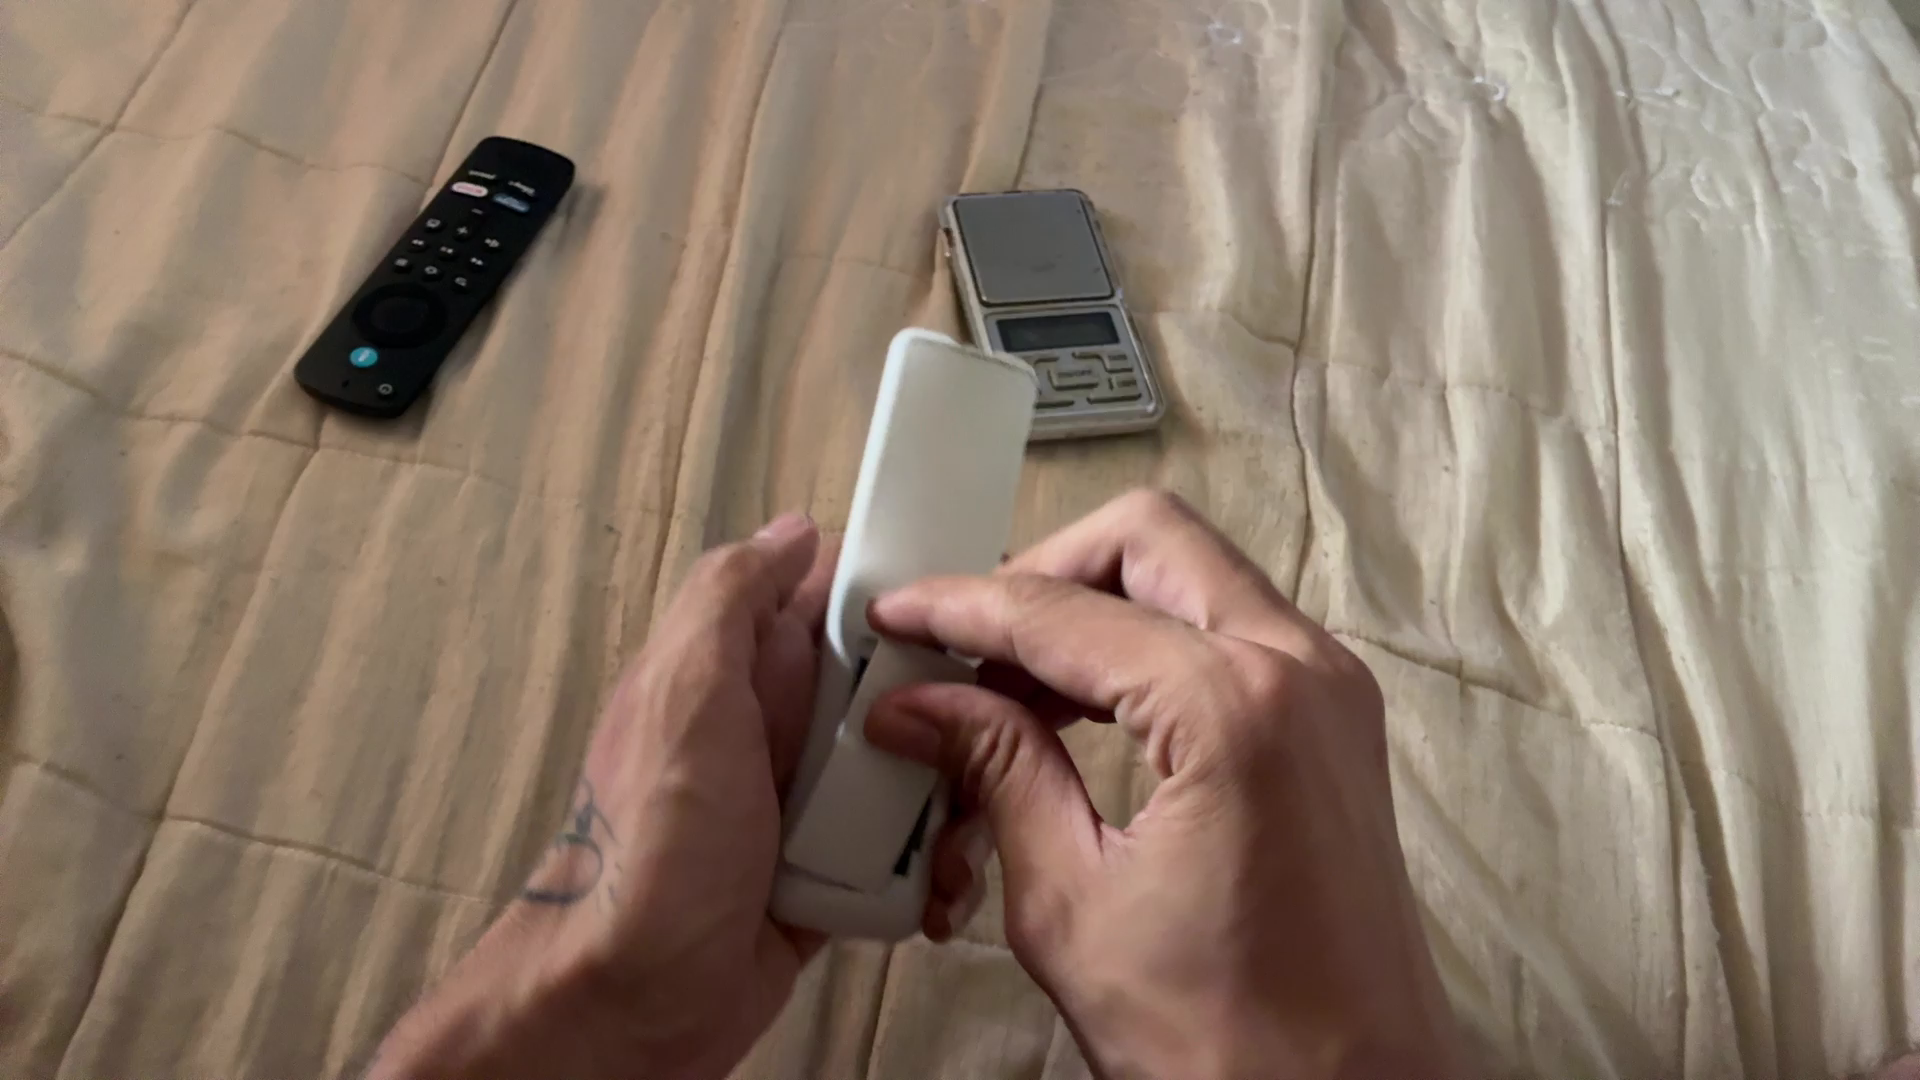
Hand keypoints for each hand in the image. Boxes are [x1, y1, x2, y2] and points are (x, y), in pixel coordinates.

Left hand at [370, 514, 981, 1079]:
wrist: (632, 1008)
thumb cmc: (656, 840)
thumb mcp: (683, 698)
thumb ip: (730, 601)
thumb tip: (798, 525)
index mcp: (758, 664)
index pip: (851, 596)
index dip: (914, 592)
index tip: (978, 614)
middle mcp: (796, 716)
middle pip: (905, 676)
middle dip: (958, 699)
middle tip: (1003, 736)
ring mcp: (824, 788)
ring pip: (920, 755)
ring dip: (955, 784)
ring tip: (971, 831)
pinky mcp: (847, 854)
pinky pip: (912, 830)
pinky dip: (937, 849)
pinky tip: (949, 879)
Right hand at [864, 491, 1467, 1079]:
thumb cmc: (1219, 1044)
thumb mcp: (1069, 900)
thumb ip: (995, 768)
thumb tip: (917, 705)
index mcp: (1230, 709)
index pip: (1060, 614)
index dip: (962, 606)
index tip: (901, 614)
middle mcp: (1296, 664)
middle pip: (1144, 536)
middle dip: (1042, 572)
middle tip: (972, 638)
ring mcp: (1324, 680)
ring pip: (1182, 568)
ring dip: (1086, 607)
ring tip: (1012, 686)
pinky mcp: (1325, 709)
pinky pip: (1211, 622)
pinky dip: (1135, 640)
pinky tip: (1078, 707)